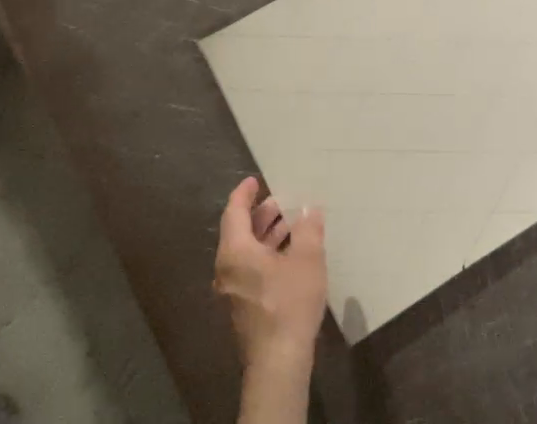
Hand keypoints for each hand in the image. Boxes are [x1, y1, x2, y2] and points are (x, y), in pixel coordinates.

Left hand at [214, 177, 328, 370]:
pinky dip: (268, 253)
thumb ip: (308, 229)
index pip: (234, 214)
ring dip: (267, 235)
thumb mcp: (307, 259)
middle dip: (261, 215)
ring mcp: (233, 289)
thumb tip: (309, 209)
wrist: (278, 356)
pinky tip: (291, 253)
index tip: (254, 181)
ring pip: (247, 252)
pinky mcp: (244, 304)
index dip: (244, 195)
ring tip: (293, 222)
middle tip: (283, 200)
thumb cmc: (290, 301)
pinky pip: (251, 267)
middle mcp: (227, 269)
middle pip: (239, 233)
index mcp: (235, 253)